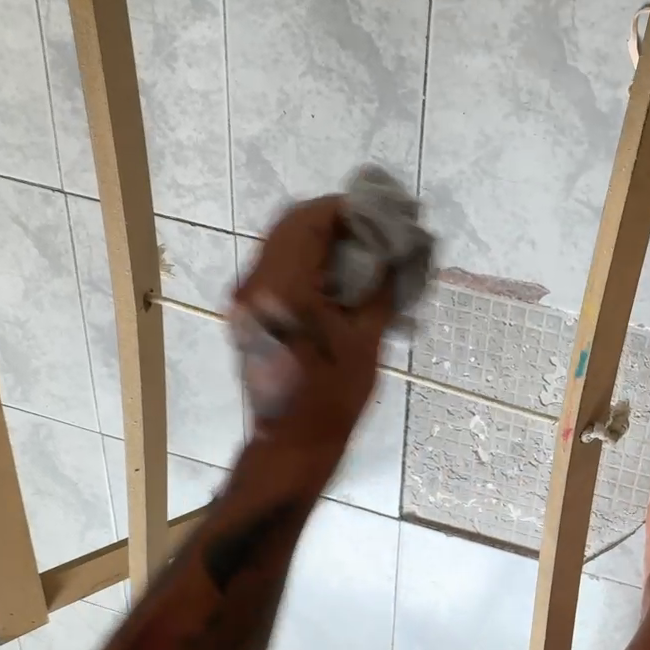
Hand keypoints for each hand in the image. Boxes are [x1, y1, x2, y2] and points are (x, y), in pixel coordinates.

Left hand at [230, 197, 392, 449]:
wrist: (293, 442)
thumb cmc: (334, 396)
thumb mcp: (367, 338)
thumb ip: (383, 286)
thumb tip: (404, 251)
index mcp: (282, 288)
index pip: (309, 219)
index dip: (349, 208)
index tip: (385, 213)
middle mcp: (254, 283)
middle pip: (292, 224)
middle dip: (337, 218)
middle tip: (378, 228)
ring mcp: (246, 297)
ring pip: (283, 242)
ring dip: (323, 237)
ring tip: (366, 248)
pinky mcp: (249, 310)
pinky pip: (279, 265)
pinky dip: (310, 258)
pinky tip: (343, 274)